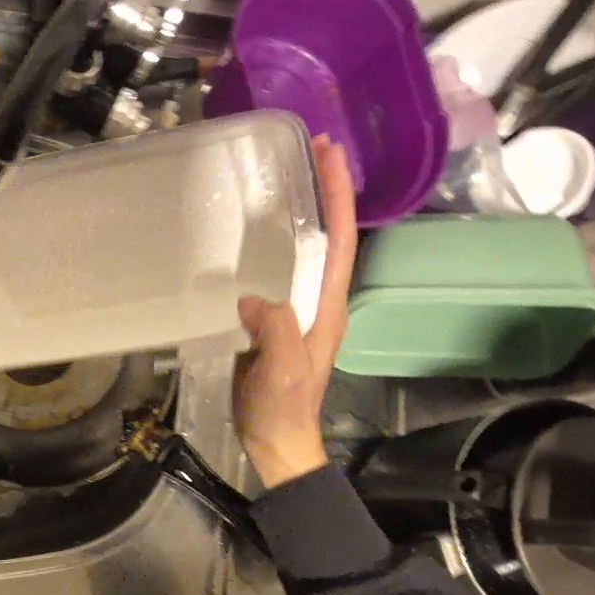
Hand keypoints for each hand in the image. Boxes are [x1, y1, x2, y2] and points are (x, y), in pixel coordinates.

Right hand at [233, 136, 358, 488]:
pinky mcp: (275, 325)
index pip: (341, 240)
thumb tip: (254, 296)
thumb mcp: (283, 369)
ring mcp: (298, 314)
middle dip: (326, 193)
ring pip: (307, 252)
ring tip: (285, 181)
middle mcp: (320, 302)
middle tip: (310, 150)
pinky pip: (279, 274)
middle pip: (330, 237)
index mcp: (329, 307)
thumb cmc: (282, 409)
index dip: (337, 196)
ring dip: (303, 214)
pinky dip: (274, 246)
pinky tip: (253, 240)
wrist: (275, 444)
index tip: (329, 153)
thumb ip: (276, 328)